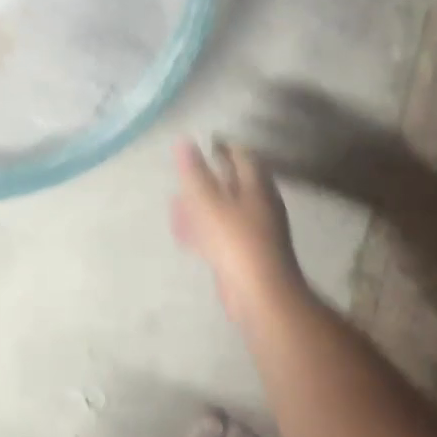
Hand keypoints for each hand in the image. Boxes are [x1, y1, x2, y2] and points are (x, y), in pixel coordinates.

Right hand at [171, 140, 307, 326]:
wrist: (259, 295)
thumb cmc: (235, 241)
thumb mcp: (208, 202)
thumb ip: (194, 172)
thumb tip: (184, 141)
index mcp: (256, 189)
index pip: (243, 157)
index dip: (223, 148)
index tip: (204, 143)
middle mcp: (259, 207)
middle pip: (234, 184)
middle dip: (209, 178)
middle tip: (185, 174)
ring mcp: (253, 233)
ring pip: (224, 211)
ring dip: (201, 206)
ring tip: (177, 205)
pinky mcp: (244, 255)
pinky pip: (220, 235)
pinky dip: (202, 230)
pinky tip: (184, 236)